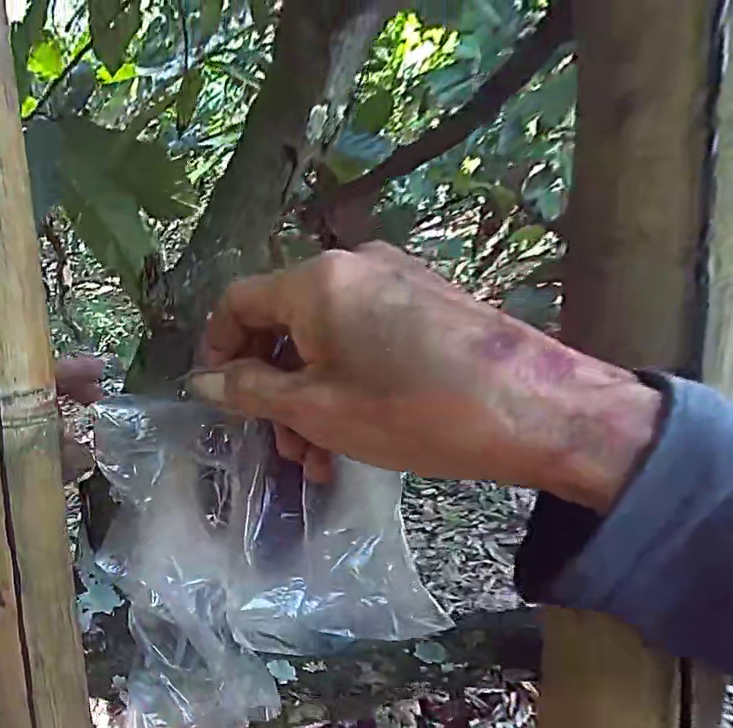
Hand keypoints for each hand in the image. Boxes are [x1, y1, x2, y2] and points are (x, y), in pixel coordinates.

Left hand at [0, 354, 105, 727]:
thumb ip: (2, 465)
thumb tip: (66, 441)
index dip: (46, 376)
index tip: (90, 375)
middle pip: (16, 405)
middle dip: (58, 392)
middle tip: (100, 386)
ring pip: (29, 433)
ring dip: (63, 425)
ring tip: (95, 429)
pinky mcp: (2, 499)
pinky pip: (33, 464)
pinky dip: (59, 458)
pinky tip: (81, 462)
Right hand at [190, 242, 662, 511]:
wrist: (530, 411)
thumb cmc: (407, 410)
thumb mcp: (314, 408)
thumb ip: (249, 390)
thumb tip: (202, 381)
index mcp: (315, 281)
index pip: (238, 302)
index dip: (217, 349)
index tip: (219, 397)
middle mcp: (352, 266)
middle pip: (281, 323)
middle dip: (270, 388)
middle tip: (280, 444)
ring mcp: (393, 281)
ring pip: (322, 339)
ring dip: (307, 397)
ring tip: (318, 456)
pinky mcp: (424, 303)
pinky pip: (361, 340)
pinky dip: (343, 382)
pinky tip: (352, 433)